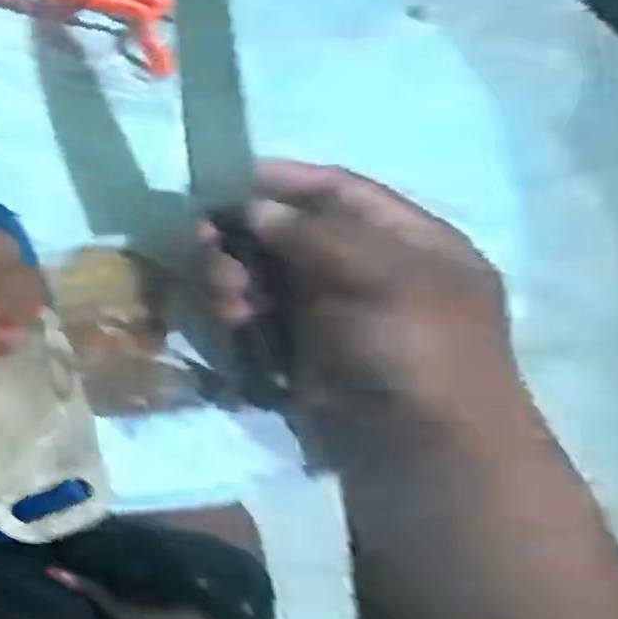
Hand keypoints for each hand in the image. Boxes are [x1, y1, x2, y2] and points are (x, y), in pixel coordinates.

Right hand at [200, 161, 519, 430]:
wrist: (413, 442)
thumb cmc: (414, 348)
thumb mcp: (382, 278)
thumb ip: (314, 235)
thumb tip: (250, 207)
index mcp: (403, 240)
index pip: (336, 191)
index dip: (283, 179)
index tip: (224, 176)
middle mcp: (358, 265)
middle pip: (282, 229)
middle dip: (240, 234)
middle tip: (203, 242)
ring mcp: (321, 304)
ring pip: (256, 268)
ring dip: (230, 274)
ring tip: (227, 298)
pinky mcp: (289, 338)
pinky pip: (249, 305)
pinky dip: (233, 306)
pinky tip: (232, 319)